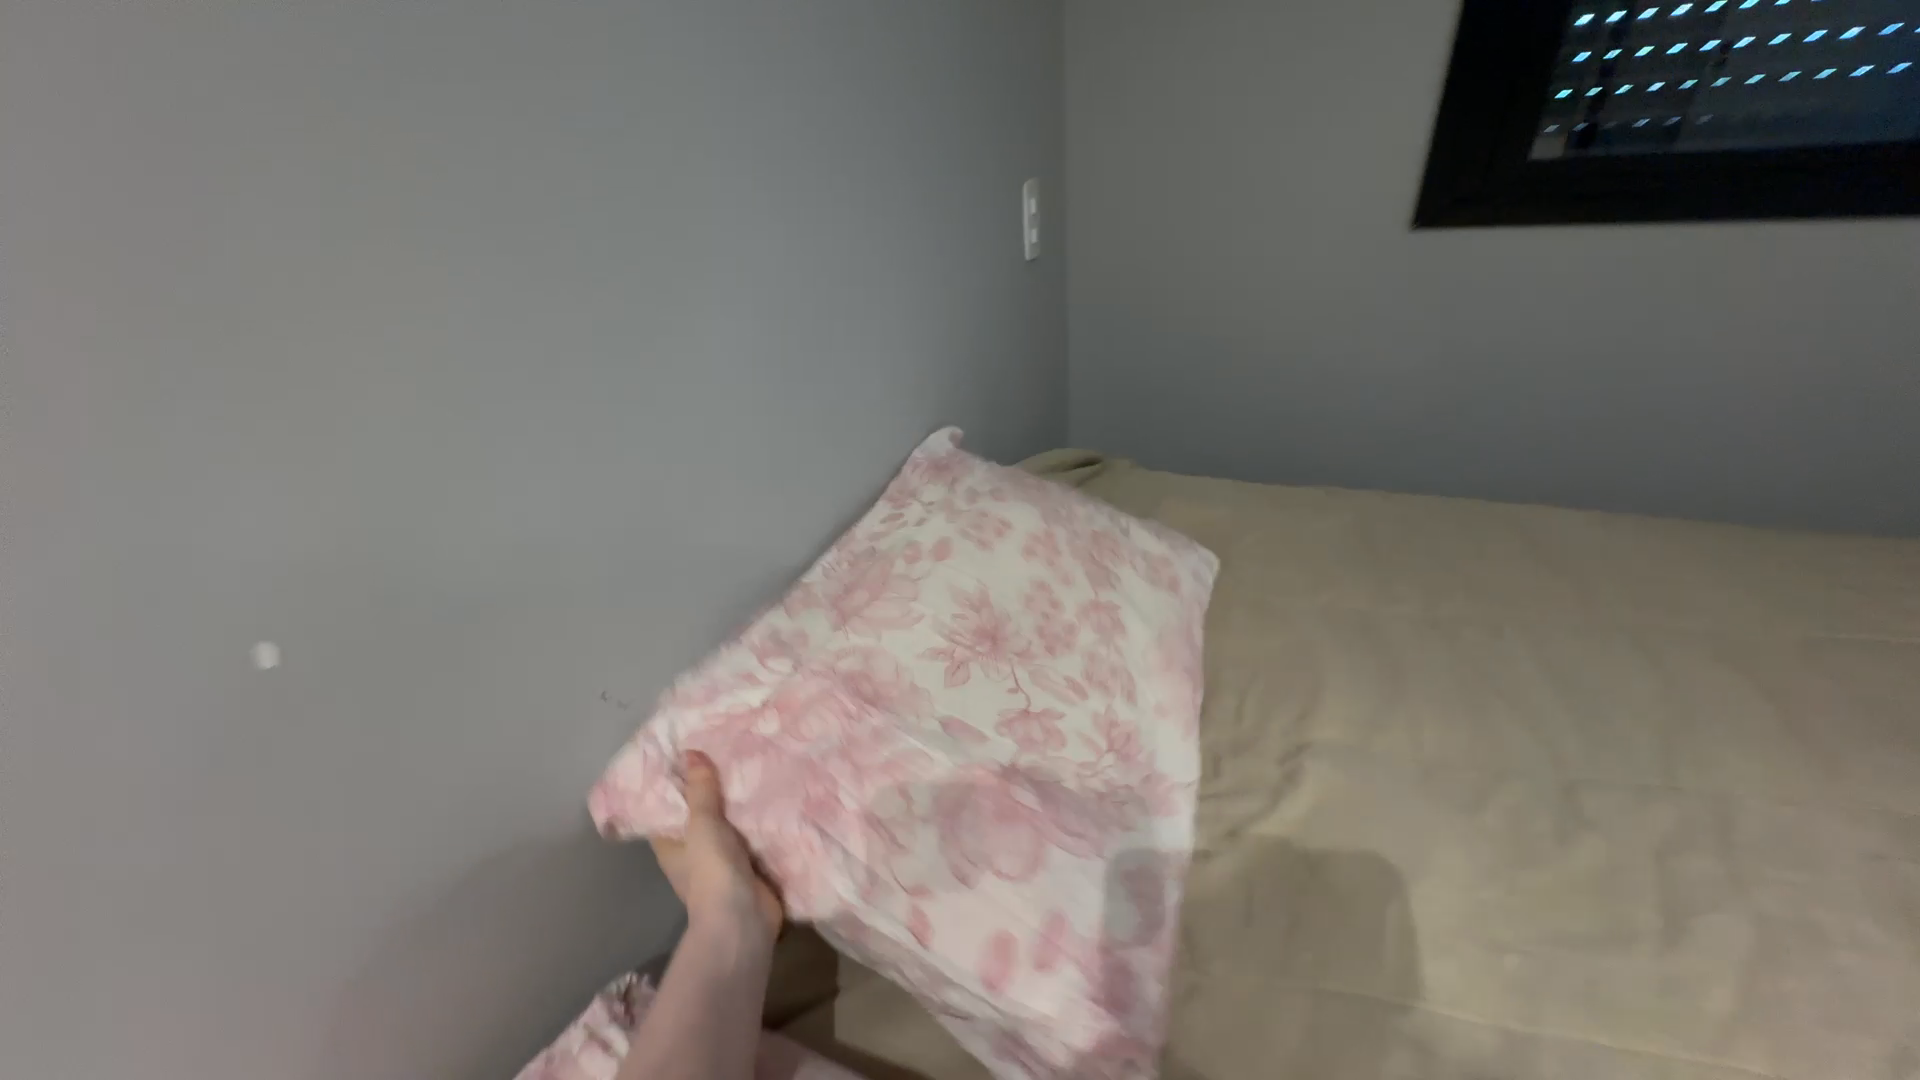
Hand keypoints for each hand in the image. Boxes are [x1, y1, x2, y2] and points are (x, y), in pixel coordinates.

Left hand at [650, 752, 783, 941]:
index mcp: (671, 845)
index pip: (665, 808)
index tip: (688, 753)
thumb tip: (690, 752)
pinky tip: (773, 793)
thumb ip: (700, 790)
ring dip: (740, 803)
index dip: (673, 784)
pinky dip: (761, 819)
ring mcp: (723, 860)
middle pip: (700, 813)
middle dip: (713, 788)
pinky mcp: (750, 865)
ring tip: (755, 762)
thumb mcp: (702, 825)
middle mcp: (693, 851)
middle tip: (728, 750)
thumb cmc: (711, 872)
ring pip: (729, 823)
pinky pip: (754, 835)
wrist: (744, 920)